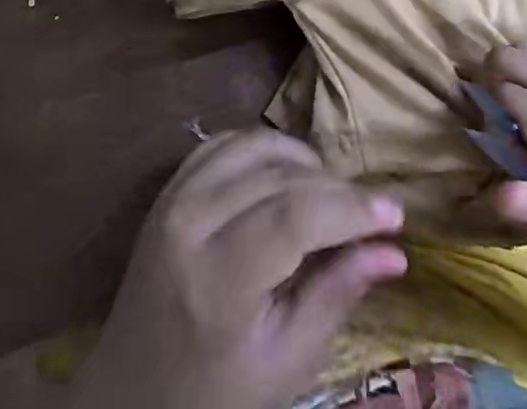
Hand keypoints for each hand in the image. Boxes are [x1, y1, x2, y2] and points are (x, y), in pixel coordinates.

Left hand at [67, 130, 406, 408]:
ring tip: (332, 195)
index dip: (352, 207)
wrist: (129, 391)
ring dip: (303, 160)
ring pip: (254, 145)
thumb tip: (394, 251)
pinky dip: (264, 149)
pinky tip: (286, 175)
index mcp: (217, 279)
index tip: (396, 214)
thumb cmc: (214, 392)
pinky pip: (225, 144)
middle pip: (280, 176)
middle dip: (338, 187)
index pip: (296, 216)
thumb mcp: (285, 361)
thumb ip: (336, 295)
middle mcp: (190, 222)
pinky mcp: (168, 188)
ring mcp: (173, 197)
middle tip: (373, 214)